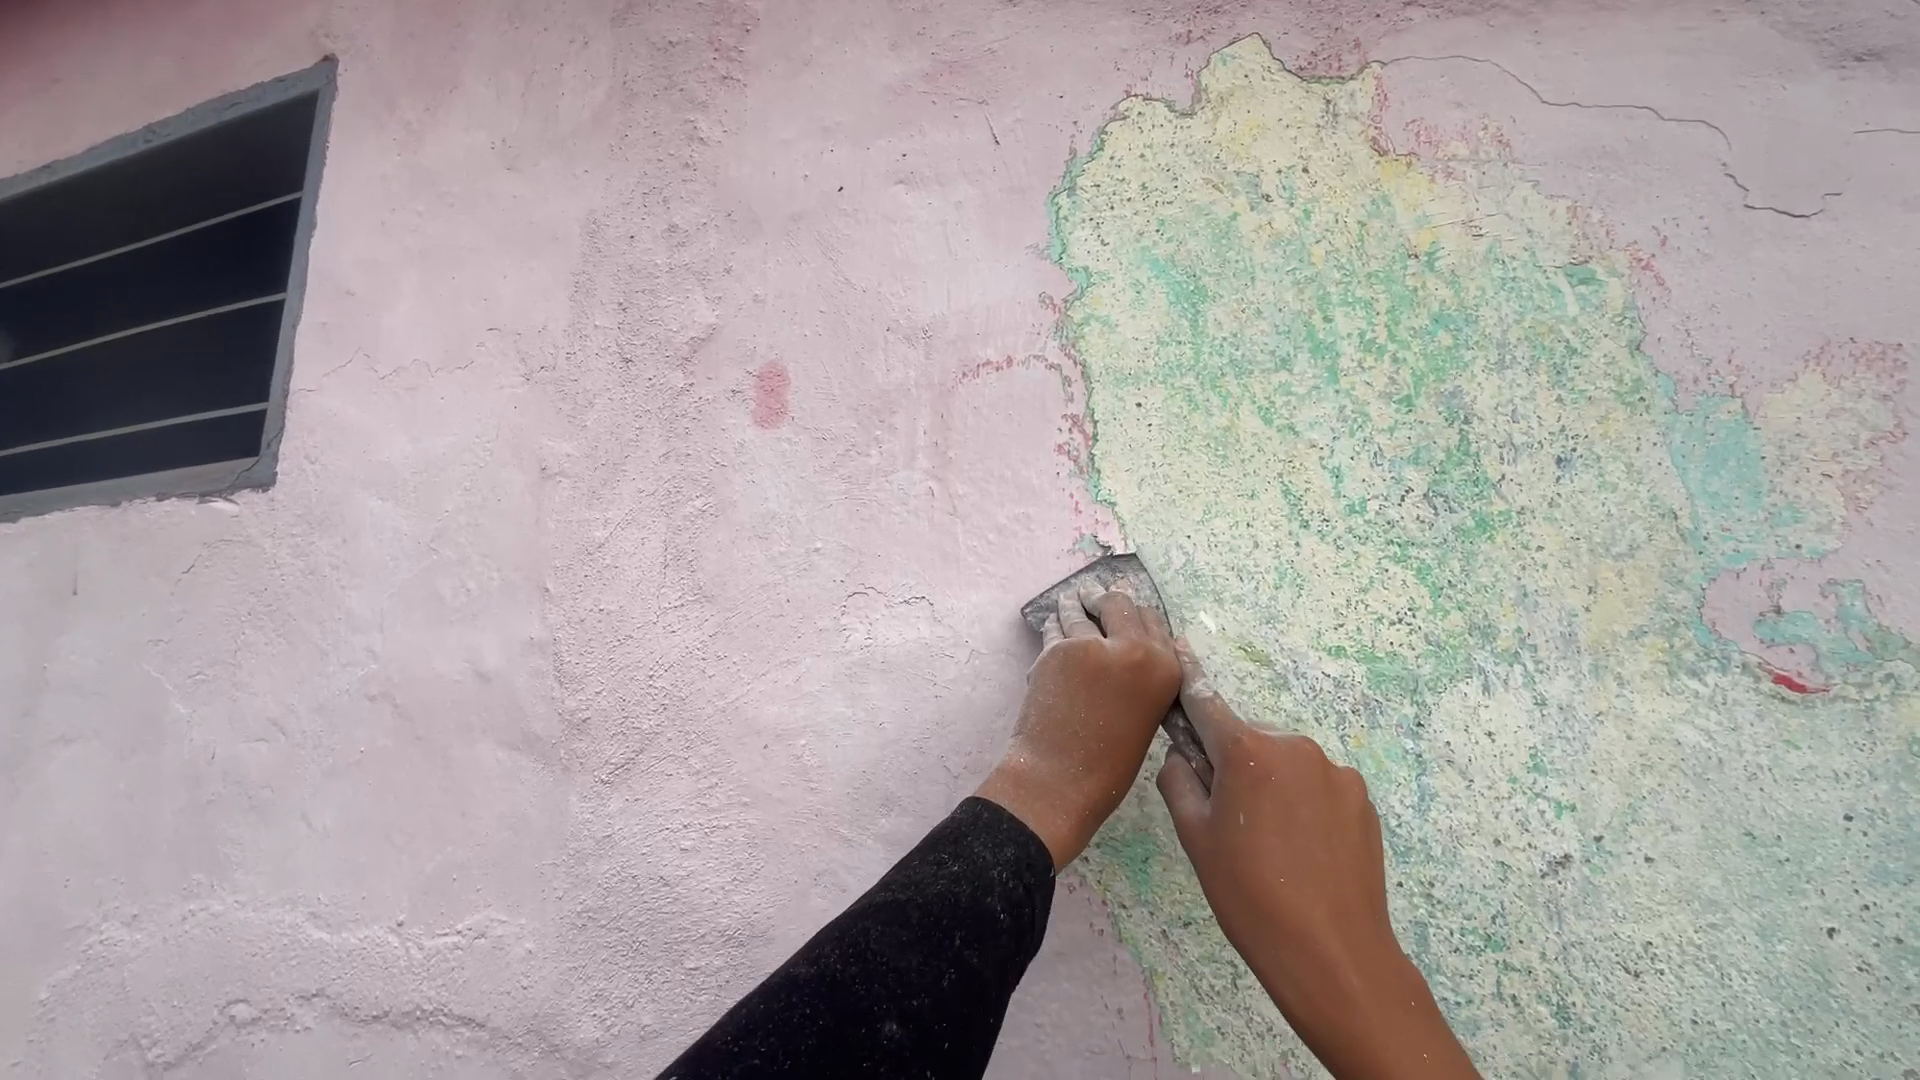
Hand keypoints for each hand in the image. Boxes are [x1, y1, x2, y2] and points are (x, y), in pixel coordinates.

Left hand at [976, 584, 1181, 868]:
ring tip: (1068, 603)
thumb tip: (1127, 641)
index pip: (1152, 619)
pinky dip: (1053, 626)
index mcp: (1168, 669)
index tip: (1120, 609)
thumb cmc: (1107, 761)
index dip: (1133, 612)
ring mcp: (1095, 646)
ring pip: (1080, 608)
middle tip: (1090, 598)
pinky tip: (1052, 626)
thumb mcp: (1145, 712)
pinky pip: (1055, 627)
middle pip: (1118, 602)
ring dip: (1073, 606)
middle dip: (1102, 600)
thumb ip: (1143, 675)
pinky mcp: (1059, 649)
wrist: (1061, 779)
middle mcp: (1137, 649)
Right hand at [1156, 642, 1479, 1079]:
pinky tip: (1301, 846)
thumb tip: (1182, 753)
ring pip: (1283, 761)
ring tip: (1269, 840)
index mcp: (1247, 750)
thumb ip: (1179, 780)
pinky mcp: (1362, 797)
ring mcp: (1335, 770)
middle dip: (1231, 759)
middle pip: (1246, 738)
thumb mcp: (1194, 837)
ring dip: (1268, 781)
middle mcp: (1294, 746)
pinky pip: (1316, 783)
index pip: (1206, 701)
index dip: (1188, 679)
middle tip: (1226, 814)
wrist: (1333, 955)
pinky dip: (1300, 800)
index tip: (1179, 646)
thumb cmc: (1248, 894)